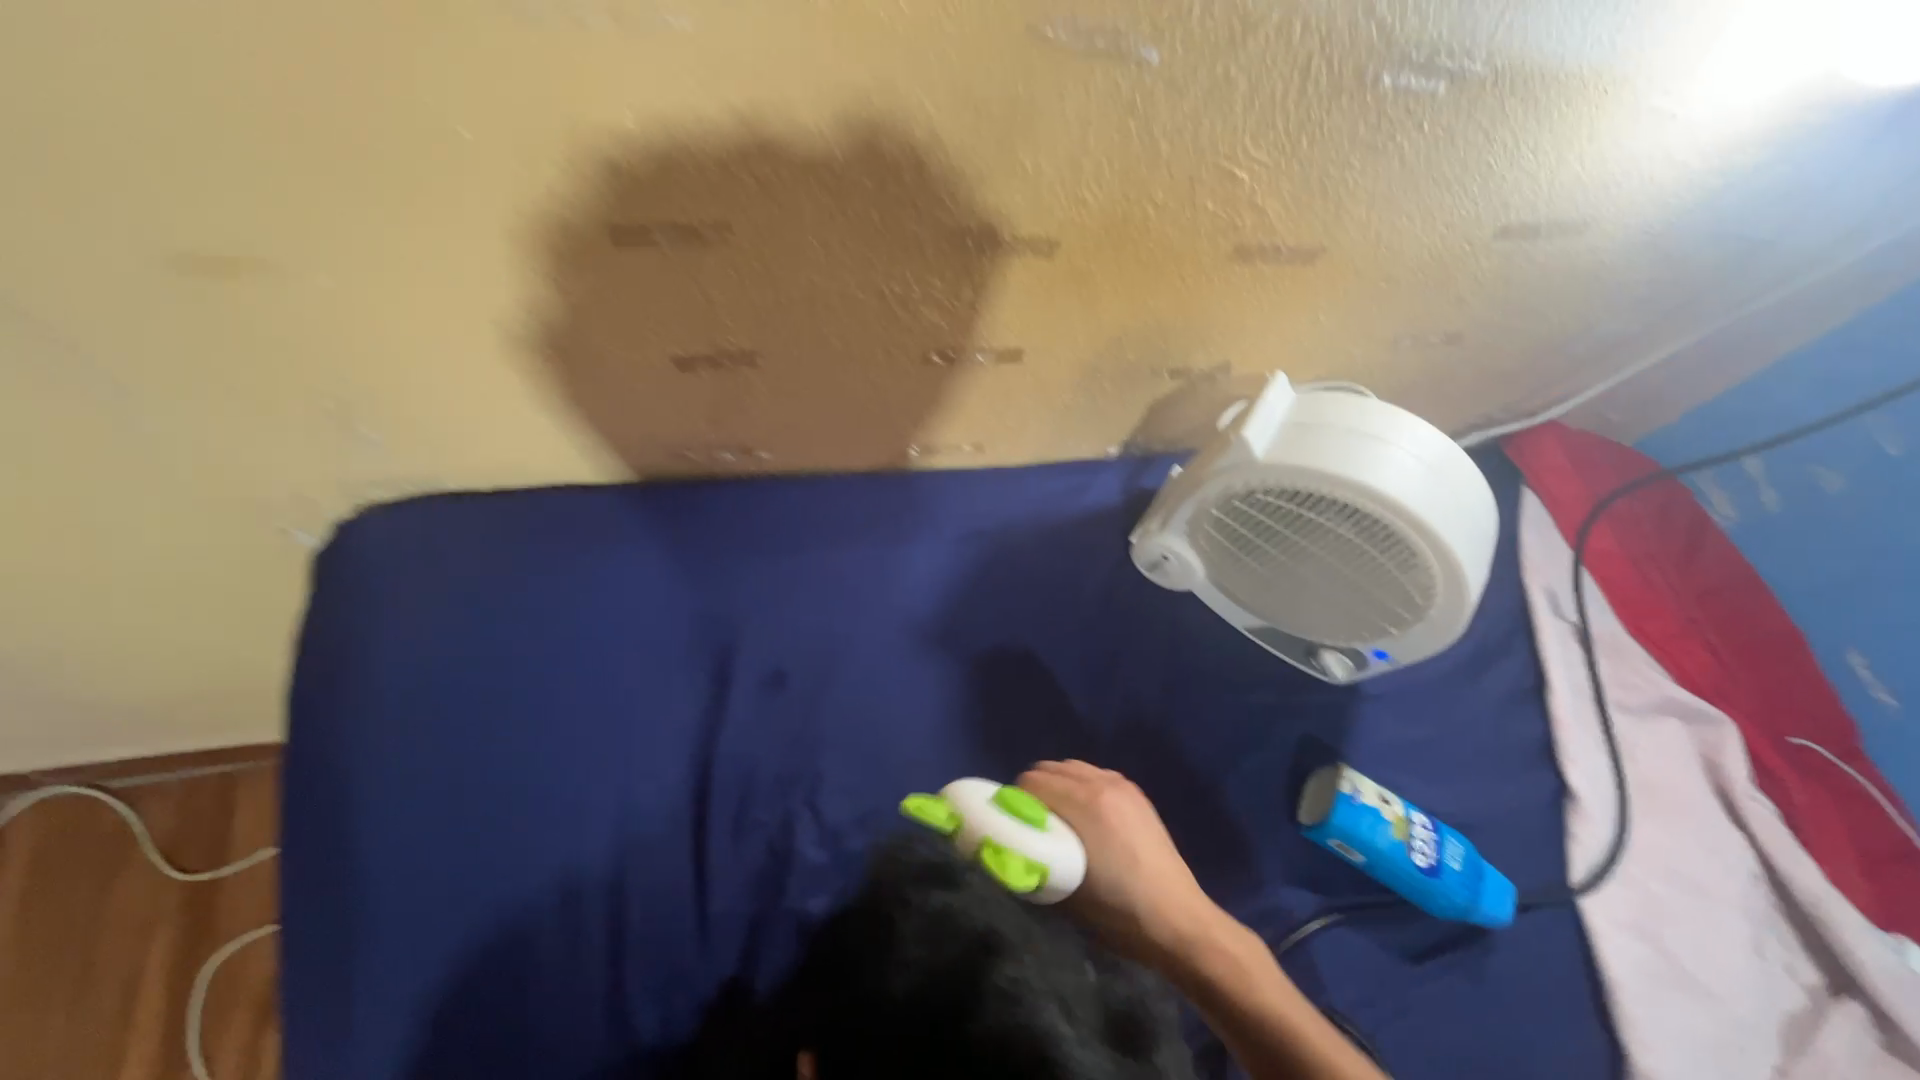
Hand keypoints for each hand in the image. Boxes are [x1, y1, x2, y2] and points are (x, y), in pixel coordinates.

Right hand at [1016, 760, 1229, 967]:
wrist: (1177, 920)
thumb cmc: (1118, 912)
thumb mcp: (1064, 890)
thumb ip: (1034, 858)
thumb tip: (1010, 844)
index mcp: (1084, 803)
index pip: (1031, 782)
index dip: (1015, 802)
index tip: (1015, 828)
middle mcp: (1103, 783)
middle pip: (1049, 768)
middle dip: (1034, 792)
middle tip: (1034, 826)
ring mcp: (1124, 786)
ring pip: (1073, 768)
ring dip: (1058, 787)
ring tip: (1060, 821)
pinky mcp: (1137, 795)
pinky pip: (1096, 776)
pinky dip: (1081, 788)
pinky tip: (1086, 819)